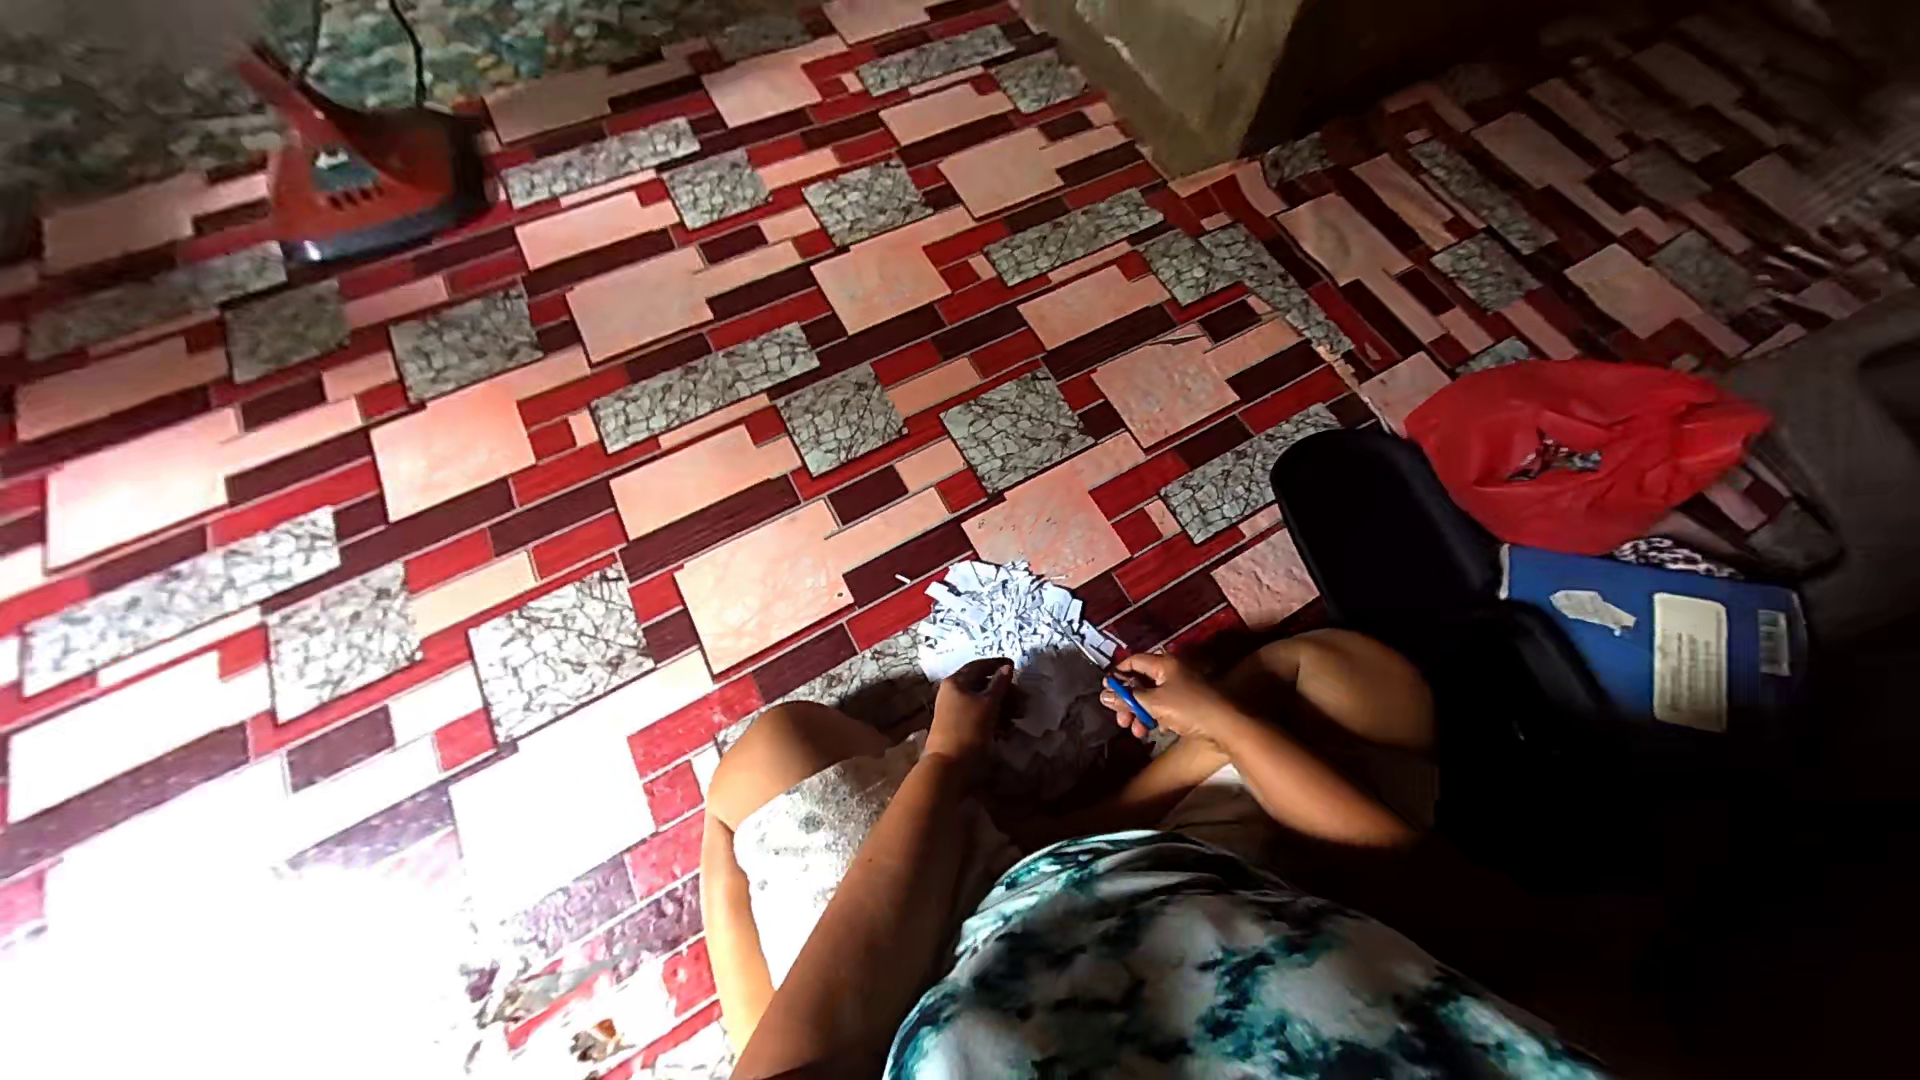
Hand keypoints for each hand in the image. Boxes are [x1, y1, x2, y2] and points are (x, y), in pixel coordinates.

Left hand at [925, 657, 1012, 778]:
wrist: (948, 766)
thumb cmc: (969, 730)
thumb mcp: (988, 704)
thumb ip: (999, 684)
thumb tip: (1007, 667)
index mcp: (956, 682)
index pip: (978, 665)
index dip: (997, 664)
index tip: (1015, 665)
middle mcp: (953, 693)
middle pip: (982, 684)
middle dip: (1005, 690)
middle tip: (1024, 697)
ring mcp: (955, 711)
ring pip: (983, 702)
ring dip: (1003, 706)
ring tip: (1020, 715)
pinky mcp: (960, 727)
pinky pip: (980, 716)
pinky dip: (995, 719)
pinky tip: (1008, 729)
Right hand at [1102, 652, 1239, 742]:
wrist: (1226, 727)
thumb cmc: (1188, 708)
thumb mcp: (1153, 703)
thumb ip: (1127, 698)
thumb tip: (1104, 695)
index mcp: (1164, 663)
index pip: (1133, 661)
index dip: (1118, 674)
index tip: (1107, 690)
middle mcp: (1173, 671)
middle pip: (1141, 681)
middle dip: (1128, 701)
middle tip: (1120, 719)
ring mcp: (1182, 686)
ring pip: (1152, 696)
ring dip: (1141, 713)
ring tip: (1137, 731)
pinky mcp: (1189, 702)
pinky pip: (1165, 705)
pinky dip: (1156, 716)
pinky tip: (1155, 730)